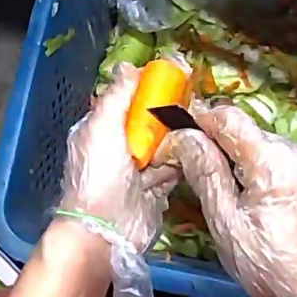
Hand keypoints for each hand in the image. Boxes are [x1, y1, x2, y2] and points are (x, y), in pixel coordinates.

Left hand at [56, 63, 176, 296]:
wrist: (104, 231)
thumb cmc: (98, 175)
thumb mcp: (101, 127)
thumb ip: (116, 96)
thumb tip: (128, 65)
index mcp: (101, 128)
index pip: (126, 100)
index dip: (147, 87)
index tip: (175, 74)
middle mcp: (119, 146)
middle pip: (149, 121)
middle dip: (169, 112)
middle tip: (194, 99)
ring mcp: (138, 169)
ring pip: (165, 144)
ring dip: (179, 137)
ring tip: (197, 124)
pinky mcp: (156, 189)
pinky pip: (174, 169)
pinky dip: (182, 162)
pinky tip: (196, 152)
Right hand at [160, 99, 296, 296]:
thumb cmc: (266, 267)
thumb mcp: (225, 223)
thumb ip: (205, 173)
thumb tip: (183, 136)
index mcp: (273, 164)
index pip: (230, 119)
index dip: (201, 119)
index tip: (180, 129)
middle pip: (250, 132)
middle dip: (223, 145)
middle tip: (201, 168)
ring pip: (270, 146)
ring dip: (247, 159)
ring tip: (237, 191)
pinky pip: (290, 161)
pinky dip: (271, 170)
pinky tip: (265, 199)